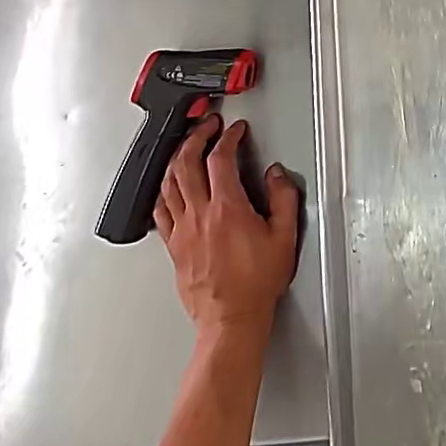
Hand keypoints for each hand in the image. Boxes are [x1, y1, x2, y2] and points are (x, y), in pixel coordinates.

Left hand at [154, 114, 300, 335]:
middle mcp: (200, 215)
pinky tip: (169, 185)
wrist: (231, 320)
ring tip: (187, 146)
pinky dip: (163, 190)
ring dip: (177, 157)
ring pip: (169, 183)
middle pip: (187, 162)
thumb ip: (283, 198)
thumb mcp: (285, 236)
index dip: (228, 137)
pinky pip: (160, 210)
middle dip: (196, 136)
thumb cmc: (256, 284)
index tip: (236, 130)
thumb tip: (276, 175)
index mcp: (228, 209)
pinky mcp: (174, 247)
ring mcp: (182, 231)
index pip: (221, 158)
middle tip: (207, 126)